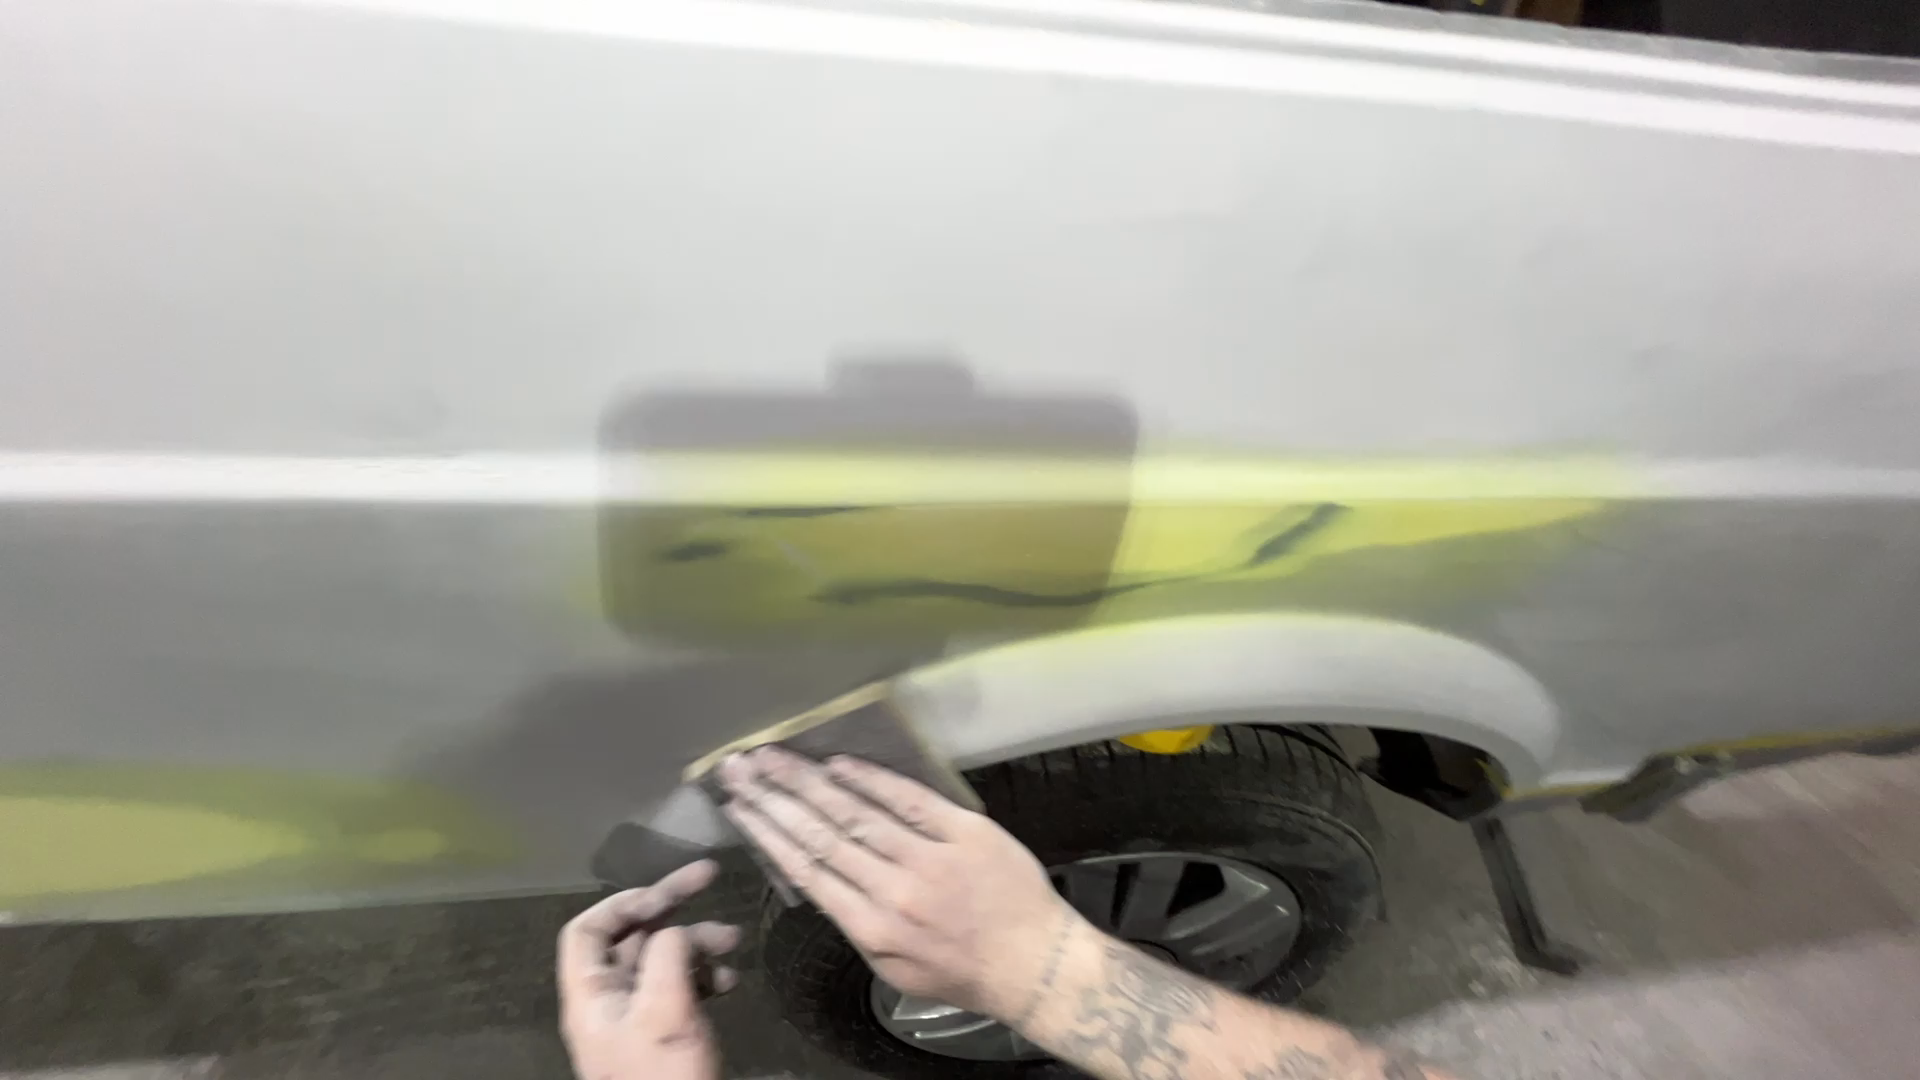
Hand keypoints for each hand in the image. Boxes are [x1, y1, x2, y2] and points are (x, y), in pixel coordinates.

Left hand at [556, 860, 741, 1079]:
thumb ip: (669, 953)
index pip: (588, 931)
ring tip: (733, 941)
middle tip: (710, 874)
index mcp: (592, 996)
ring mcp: (635, 1018)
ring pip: (663, 957)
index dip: (624, 903)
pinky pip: (680, 985)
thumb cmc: (665, 1078)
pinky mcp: (662, 1033)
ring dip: (698, 941)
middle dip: (672, 903)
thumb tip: (676, 932)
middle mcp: (609, 1002)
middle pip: (632, 935)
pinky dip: (704, 974)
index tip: (666, 898)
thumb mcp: (667, 1008)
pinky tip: (728, 982)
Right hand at [719, 747, 1080, 1020]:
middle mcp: (892, 891)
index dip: (767, 832)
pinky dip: (873, 779)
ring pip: (856, 813)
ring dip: (810, 781)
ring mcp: (929, 857)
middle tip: (741, 766)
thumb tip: (818, 876)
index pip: (806, 869)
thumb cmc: (961, 968)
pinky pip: (910, 799)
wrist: (1033, 961)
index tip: (739, 804)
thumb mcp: (893, 965)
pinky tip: (840, 761)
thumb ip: (855, 920)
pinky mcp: (964, 830)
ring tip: (775, 755)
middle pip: (821, 834)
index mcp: (870, 928)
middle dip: (774, 797)